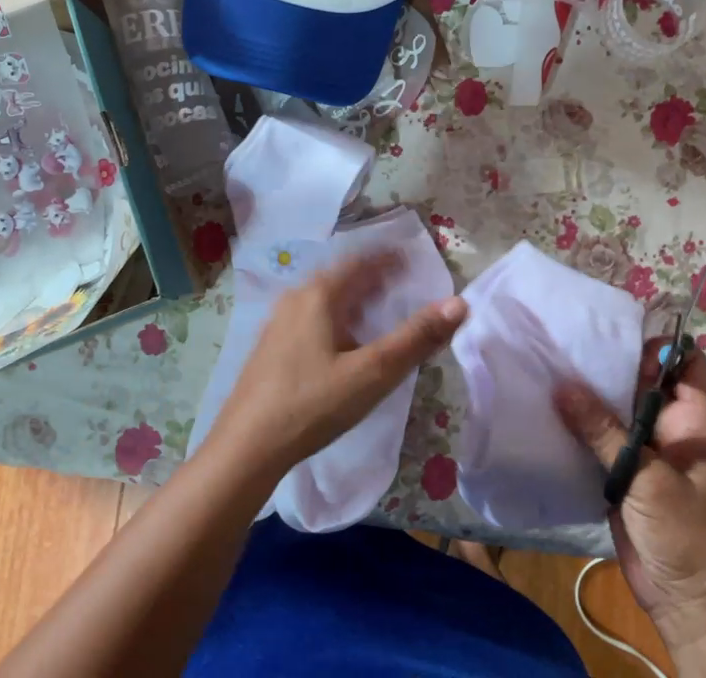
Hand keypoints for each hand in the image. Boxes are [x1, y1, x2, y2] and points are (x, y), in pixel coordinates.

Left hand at [208, 251, 467, 475]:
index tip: (414, 260)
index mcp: (318, 296)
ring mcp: (278, 325)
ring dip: (353, 301)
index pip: (360, 261)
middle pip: (340, 278)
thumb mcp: (372, 373)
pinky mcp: (271, 350)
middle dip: (372, 279)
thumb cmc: (312, 405)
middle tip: (402, 286)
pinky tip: (345, 347)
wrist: (246, 446)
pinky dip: (336, 320)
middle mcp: (294, 300)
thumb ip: (416, 339)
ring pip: (323, 300)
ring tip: (378, 314)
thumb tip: (458, 304)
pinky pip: (310, 320)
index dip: (388, 258)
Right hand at [554, 343, 705, 654]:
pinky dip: (576, 425)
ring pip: (615, 410)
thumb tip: (561, 384)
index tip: (609, 323)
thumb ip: (606, 432)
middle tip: (560, 334)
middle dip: (607, 360)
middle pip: (640, 381)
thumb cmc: (686, 536)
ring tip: (543, 362)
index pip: (684, 362)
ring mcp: (644, 452)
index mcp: (693, 422)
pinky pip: (598, 439)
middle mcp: (669, 429)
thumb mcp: (648, 479)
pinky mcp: (621, 473)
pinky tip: (543, 407)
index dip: (656, 339)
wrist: (687, 602)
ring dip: (586, 393)